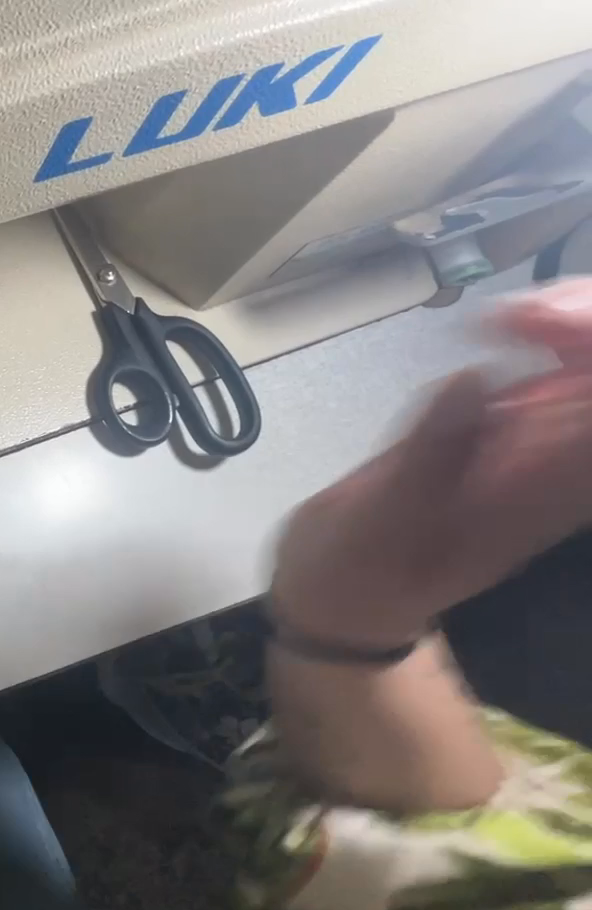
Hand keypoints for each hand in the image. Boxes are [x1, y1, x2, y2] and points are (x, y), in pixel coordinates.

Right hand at [270, 279, 591, 648]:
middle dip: (580, 328)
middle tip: (510, 313)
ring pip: (586, 373)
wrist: (342, 595)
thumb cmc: (355, 568)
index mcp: (548, 492)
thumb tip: (470, 378)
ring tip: (506, 314)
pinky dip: (545, 341)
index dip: (583, 353)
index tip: (527, 324)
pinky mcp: (508, 439)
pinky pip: (561, 379)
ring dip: (568, 327)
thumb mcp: (379, 519)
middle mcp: (563, 468)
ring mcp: (542, 451)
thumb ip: (427, 454)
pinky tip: (503, 327)